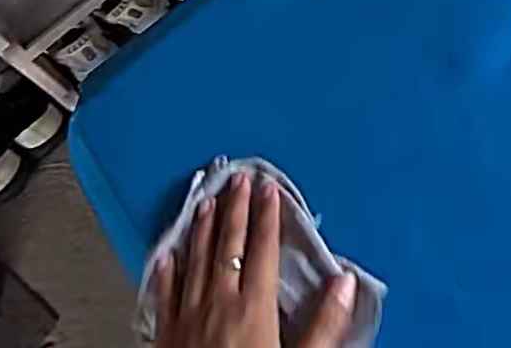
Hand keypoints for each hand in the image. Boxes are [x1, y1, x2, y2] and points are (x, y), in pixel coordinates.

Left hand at [152, 171, 355, 347]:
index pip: (263, 247)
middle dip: (235, 208)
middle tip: (238, 179)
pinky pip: (164, 297)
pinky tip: (166, 254)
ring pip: (195, 262)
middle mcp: (219, 305)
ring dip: (202, 229)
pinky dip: (166, 271)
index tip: (269, 187)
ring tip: (206, 202)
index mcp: (253, 307)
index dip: (267, 213)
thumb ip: (323, 326)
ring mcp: (187, 321)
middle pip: (229, 245)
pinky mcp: (164, 342)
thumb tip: (346, 283)